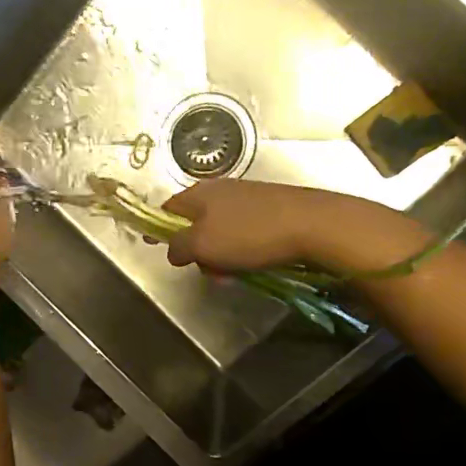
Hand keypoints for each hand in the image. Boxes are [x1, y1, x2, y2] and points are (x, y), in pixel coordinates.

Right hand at [161, 180, 376, 271]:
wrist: (310, 224)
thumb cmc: (249, 234)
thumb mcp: (203, 244)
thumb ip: (179, 246)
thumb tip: (172, 249)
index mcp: (199, 193)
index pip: (168, 209)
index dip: (160, 228)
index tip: (156, 246)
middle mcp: (222, 190)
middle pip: (196, 223)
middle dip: (198, 251)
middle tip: (210, 272)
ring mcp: (248, 199)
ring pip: (222, 232)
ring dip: (222, 256)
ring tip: (235, 274)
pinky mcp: (271, 210)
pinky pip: (245, 233)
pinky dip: (243, 251)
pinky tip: (255, 265)